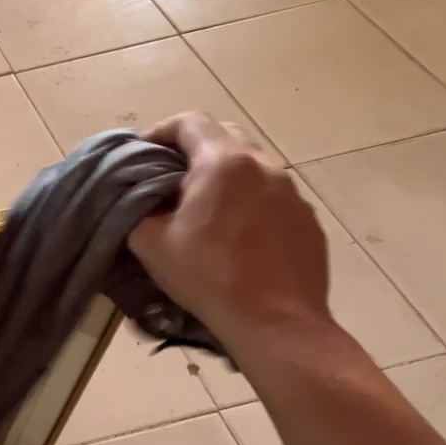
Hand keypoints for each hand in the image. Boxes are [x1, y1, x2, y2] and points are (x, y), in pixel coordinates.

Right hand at [127, 113, 334, 346]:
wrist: (275, 322)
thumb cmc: (207, 276)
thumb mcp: (150, 242)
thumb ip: (138, 206)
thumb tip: (140, 194)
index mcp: (223, 164)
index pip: (190, 121)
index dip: (161, 132)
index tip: (144, 155)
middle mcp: (263, 166)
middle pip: (224, 135)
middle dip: (192, 149)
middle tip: (169, 178)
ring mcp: (291, 192)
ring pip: (250, 164)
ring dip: (222, 175)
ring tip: (202, 208)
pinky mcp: (306, 218)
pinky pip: (270, 194)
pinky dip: (247, 199)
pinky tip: (234, 233)